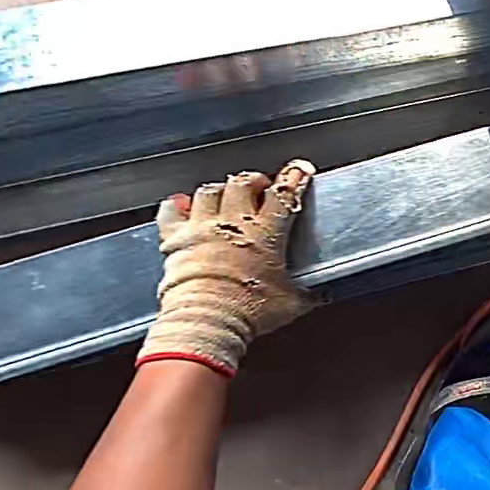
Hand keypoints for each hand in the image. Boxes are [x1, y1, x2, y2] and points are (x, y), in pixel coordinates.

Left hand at [137, 160, 316, 375]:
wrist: (208, 319)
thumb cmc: (249, 310)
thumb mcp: (290, 303)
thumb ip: (305, 293)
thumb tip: (318, 295)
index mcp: (266, 233)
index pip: (283, 194)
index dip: (293, 178)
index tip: (298, 170)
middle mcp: (234, 222)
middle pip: (244, 182)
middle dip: (254, 179)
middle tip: (259, 184)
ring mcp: (203, 227)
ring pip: (210, 190)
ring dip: (220, 189)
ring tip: (225, 193)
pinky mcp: (176, 239)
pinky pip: (171, 211)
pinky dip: (176, 205)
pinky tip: (180, 204)